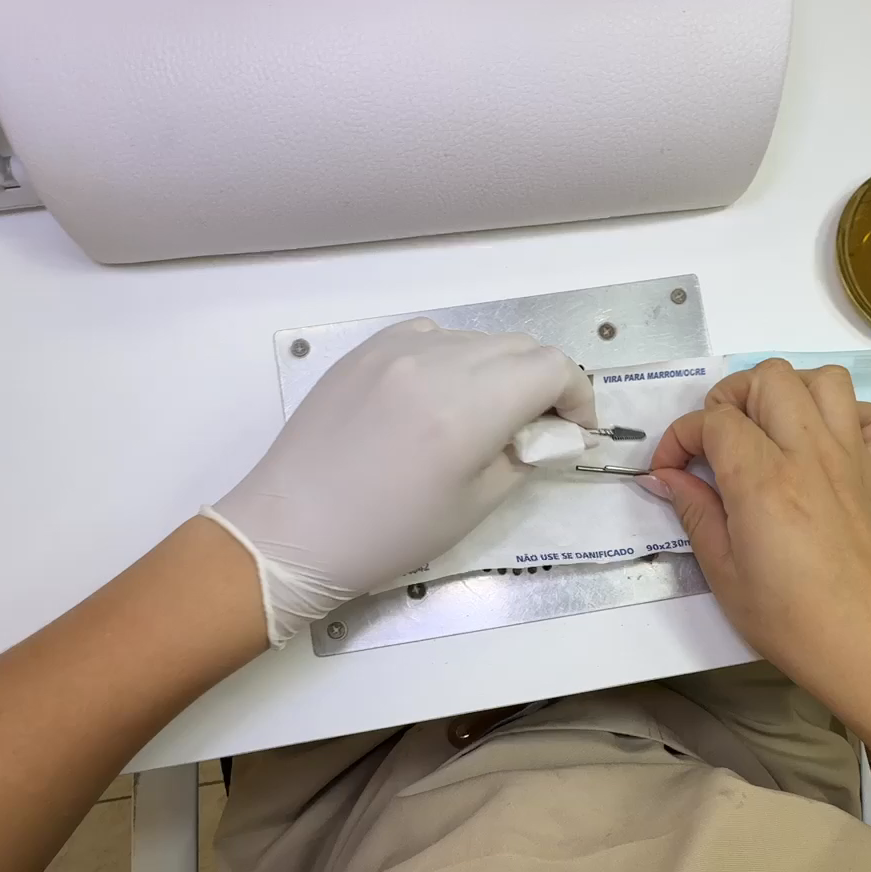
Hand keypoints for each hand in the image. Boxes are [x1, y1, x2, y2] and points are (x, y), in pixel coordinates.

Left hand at [208, 318, 593, 644]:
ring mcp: (395, 348)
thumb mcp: (474, 506)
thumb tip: (552, 432)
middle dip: (544, 383)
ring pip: (479, 338)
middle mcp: (436, 361)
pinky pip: (434, 336)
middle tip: (536, 427)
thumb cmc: (388, 535)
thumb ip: (525, 457)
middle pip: (521, 347)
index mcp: (468, 407)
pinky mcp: (366, 349)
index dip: (578, 396)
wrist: (293, 529)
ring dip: (501, 370)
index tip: (573, 430)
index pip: (553, 368)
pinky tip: (441, 394)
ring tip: (485, 415)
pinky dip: (456, 359)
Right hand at [643, 359, 870, 728]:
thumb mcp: (724, 574)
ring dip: (787, 393)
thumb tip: (665, 476)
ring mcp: (852, 459)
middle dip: (729, 398)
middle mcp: (810, 453)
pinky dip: (850, 417)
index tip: (668, 472)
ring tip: (766, 432)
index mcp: (763, 479)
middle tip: (714, 443)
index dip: (679, 437)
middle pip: (769, 379)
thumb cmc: (790, 622)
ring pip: (825, 380)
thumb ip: (694, 512)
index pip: (713, 420)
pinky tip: (825, 447)